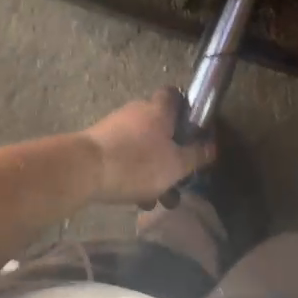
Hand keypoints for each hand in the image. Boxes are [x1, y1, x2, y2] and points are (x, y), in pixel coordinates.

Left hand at [82, 88, 215, 203]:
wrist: (85, 169)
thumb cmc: (137, 163)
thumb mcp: (175, 165)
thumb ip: (196, 156)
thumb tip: (212, 146)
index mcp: (159, 109)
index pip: (175, 95)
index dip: (186, 111)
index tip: (192, 133)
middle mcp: (138, 111)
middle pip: (161, 128)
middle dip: (170, 156)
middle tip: (176, 182)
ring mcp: (117, 125)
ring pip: (143, 146)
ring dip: (152, 171)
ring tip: (154, 201)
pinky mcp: (101, 142)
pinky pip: (125, 155)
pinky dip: (133, 173)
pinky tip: (134, 199)